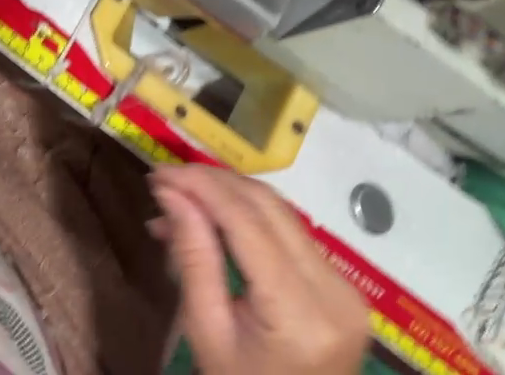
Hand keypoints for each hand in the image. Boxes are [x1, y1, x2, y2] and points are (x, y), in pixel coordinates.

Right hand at [152, 165, 369, 374]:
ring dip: (229, 196)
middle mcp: (335, 291)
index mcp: (300, 312)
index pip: (248, 222)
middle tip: (165, 181)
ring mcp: (345, 289)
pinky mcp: (343, 287)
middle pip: (269, 208)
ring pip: (281, 213)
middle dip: (213, 183)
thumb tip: (170, 192)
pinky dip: (248, 218)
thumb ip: (193, 256)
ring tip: (181, 201)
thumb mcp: (205, 330)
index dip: (202, 187)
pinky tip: (213, 222)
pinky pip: (290, 233)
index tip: (158, 174)